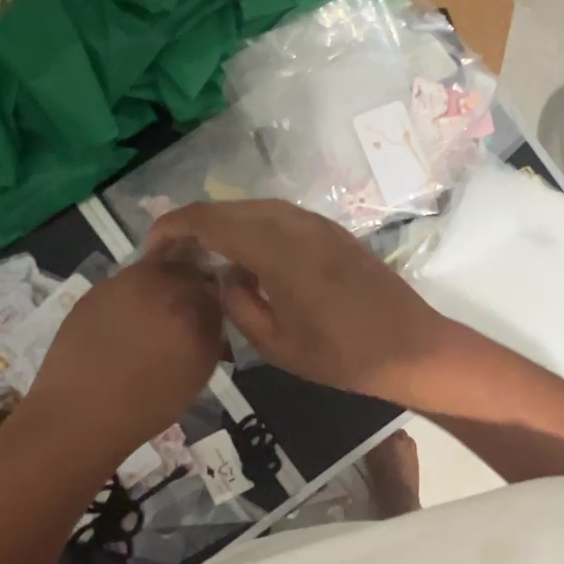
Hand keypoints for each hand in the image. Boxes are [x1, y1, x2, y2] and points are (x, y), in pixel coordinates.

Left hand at [24, 255, 223, 451]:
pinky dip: (133, 294)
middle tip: (185, 310)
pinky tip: (126, 321)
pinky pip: (125, 281)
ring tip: (154, 315)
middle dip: (191, 284)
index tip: (210, 315)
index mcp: (193, 311)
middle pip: (188, 268)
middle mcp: (161, 287)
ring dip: (162, 285)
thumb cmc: (147, 405)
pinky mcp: (96, 289)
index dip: (215, 301)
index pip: (218, 289)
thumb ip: (212, 338)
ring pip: (155, 269)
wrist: (81, 413)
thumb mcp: (197, 375)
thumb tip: (212, 318)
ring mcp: (124, 283)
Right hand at [147, 200, 455, 402]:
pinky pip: (284, 217)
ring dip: (227, 223)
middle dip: (196, 224)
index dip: (173, 228)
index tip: (152, 249)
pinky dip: (256, 227)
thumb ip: (238, 303)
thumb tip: (223, 274)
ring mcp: (320, 225)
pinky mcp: (336, 233)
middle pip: (232, 208)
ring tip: (205, 252)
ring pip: (258, 208)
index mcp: (277, 249)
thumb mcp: (276, 344)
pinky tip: (249, 254)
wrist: (411, 348)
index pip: (210, 220)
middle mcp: (297, 224)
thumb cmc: (342, 356)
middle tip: (174, 253)